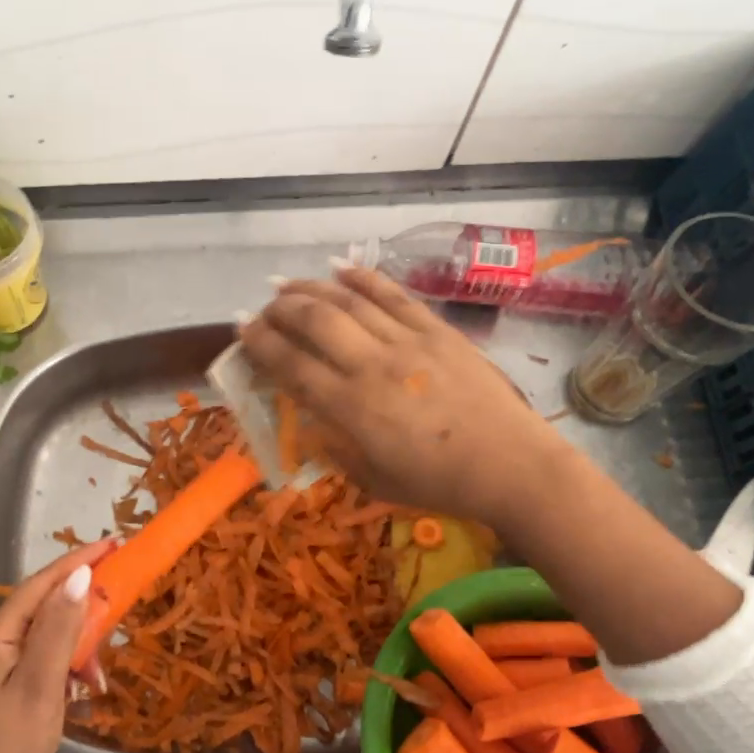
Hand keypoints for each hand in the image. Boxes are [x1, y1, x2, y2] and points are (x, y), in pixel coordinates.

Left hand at [0, 540, 113, 752]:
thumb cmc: (10, 747)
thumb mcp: (41, 686)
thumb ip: (60, 630)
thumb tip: (80, 576)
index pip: (43, 583)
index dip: (79, 561)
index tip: (115, 544)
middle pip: (48, 605)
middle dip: (85, 605)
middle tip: (121, 600)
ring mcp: (5, 663)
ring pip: (53, 634)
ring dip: (82, 645)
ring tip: (99, 672)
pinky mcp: (15, 684)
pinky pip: (50, 660)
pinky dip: (73, 669)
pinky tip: (87, 689)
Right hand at [239, 267, 567, 527]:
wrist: (511, 467)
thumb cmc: (438, 484)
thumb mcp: (373, 479)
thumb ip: (336, 447)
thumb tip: (314, 420)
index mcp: (352, 408)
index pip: (292, 365)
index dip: (260, 344)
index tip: (242, 331)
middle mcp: (373, 366)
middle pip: (315, 321)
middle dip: (280, 309)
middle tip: (264, 309)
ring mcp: (408, 343)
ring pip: (349, 302)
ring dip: (312, 288)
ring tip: (287, 283)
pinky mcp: (438, 332)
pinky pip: (395, 296)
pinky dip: (365, 279)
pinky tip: (342, 268)